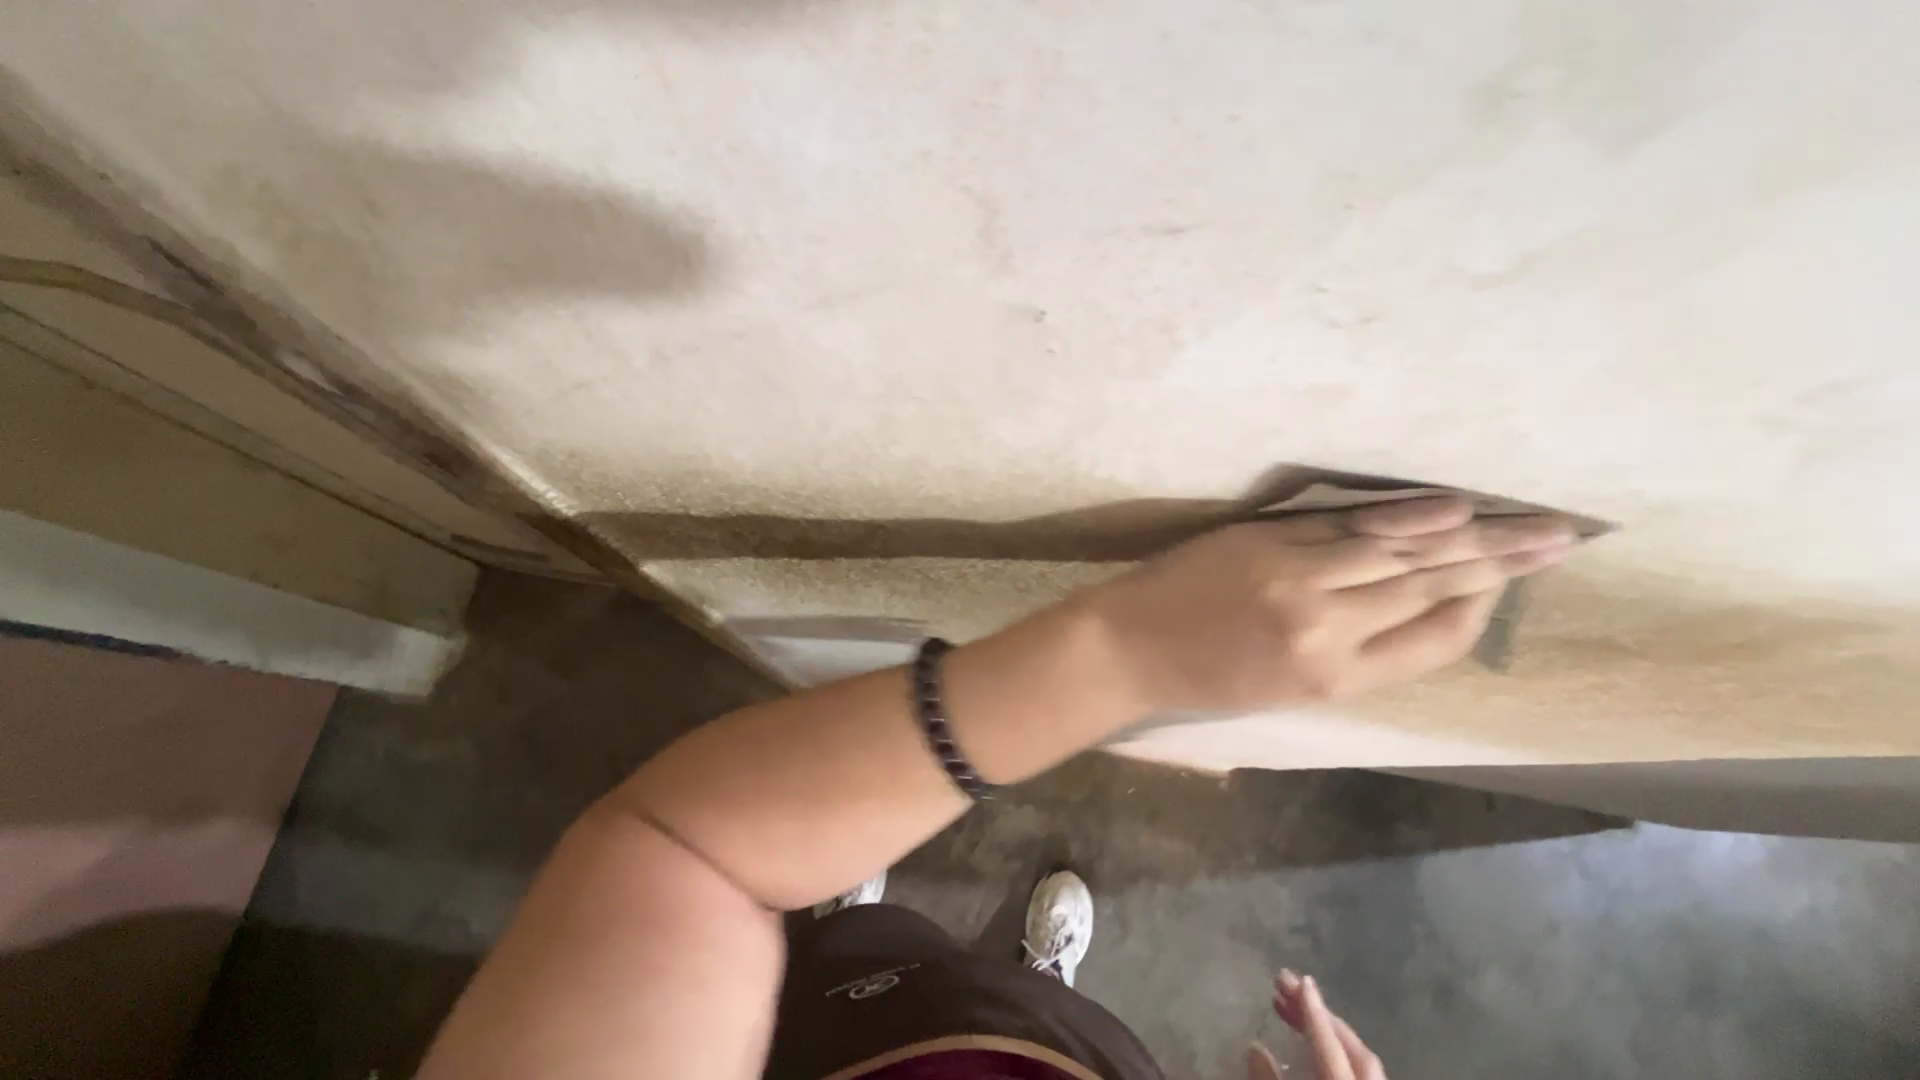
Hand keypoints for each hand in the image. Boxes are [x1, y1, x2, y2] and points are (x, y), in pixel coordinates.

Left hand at [1084, 496, 1574, 712]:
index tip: (1511, 582)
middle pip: (1430, 589)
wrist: (1125, 649)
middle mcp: (1327, 630)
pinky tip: (1450, 506)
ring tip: (1528, 520)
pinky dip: (1400, 515)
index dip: (1479, 609)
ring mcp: (1297, 580)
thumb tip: (1412, 609)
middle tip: (1563, 538)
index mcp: (1334, 678)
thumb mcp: (1284, 687)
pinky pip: (1347, 527)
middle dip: (1502, 564)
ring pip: (1399, 553)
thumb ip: (1351, 652)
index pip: (1433, 642)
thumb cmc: (1202, 675)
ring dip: (1470, 535)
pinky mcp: (1266, 543)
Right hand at [1249, 969, 1384, 1079]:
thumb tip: (1255, 1048)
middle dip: (1321, 1013)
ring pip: (1359, 1057)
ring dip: (1328, 1029)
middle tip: (1287, 986)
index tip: (1301, 979)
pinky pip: (1360, 1070)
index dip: (1314, 1013)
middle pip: (1352, 1047)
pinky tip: (1317, 1043)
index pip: (1329, 1046)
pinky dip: (1339, 1049)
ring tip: (1295, 1008)